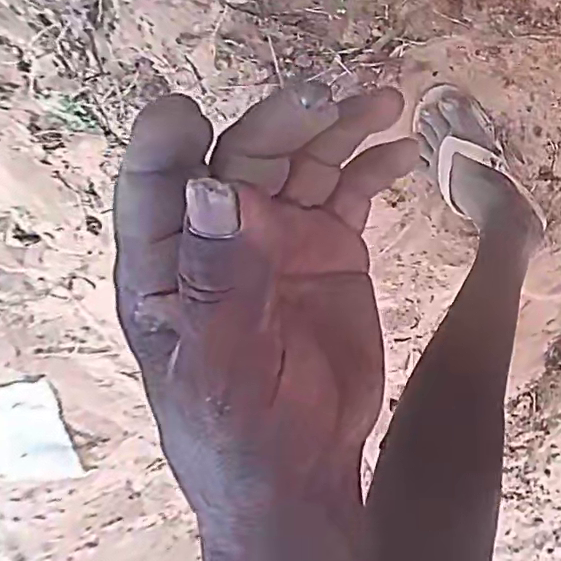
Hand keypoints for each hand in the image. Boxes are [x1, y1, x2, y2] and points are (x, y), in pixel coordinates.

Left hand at [111, 84, 419, 533]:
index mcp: (171, 267)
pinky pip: (353, 192)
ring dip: (343, 130)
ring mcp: (285, 239)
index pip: (158, 190)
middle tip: (328, 98)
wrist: (308, 462)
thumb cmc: (243, 430)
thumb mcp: (221, 367)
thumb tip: (212, 187)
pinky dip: (376, 166)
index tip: (182, 109)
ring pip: (309, 165)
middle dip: (286, 123)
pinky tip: (402, 151)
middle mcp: (226, 239)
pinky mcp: (335, 247)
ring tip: (384, 102)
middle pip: (250, 159)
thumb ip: (220, 281)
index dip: (164, 146)